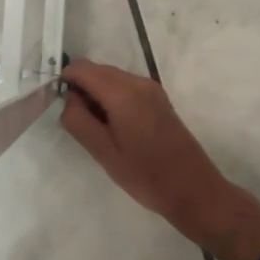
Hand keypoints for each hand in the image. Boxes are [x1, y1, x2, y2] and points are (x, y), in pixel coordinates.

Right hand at [60, 59, 259, 259]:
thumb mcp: (103, 152)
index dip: (65, 81)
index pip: (81, 67)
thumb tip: (69, 99)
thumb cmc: (146, 175)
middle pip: (96, 70)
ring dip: (98, 95)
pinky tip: (118, 128)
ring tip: (101, 130)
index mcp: (122, 93)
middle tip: (83, 125)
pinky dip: (113, 98)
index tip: (64, 108)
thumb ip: (78, 120)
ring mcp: (151, 89)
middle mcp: (138, 82)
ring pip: (110, 78)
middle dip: (82, 89)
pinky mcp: (159, 99)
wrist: (195, 191)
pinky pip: (125, 87)